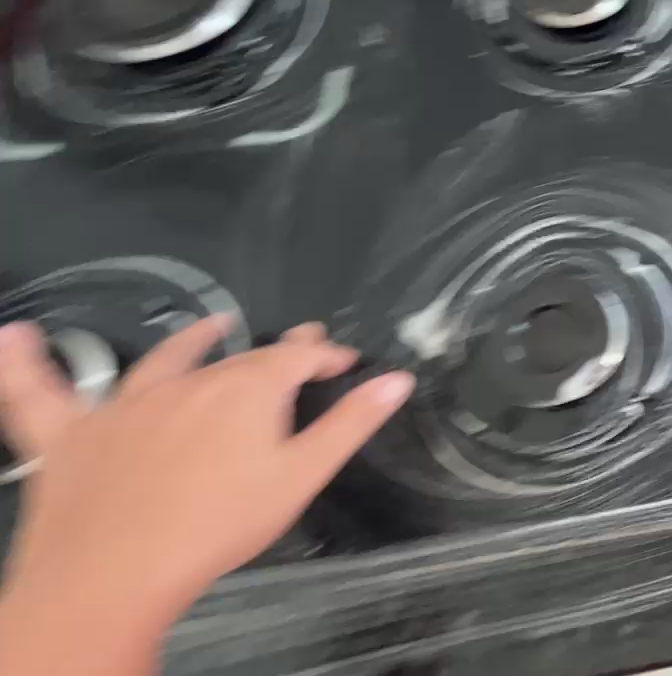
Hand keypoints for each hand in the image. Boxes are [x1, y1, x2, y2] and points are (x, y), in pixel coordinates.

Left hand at [0, 316, 413, 634]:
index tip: (347, 366)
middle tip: (303, 346)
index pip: (300, 356)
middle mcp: (190, 384)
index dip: (328, 356)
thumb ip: (352, 422)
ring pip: (163, 361)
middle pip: (242, 358)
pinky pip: (37, 394)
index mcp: (248, 390)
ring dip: (193, 338)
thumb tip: (398, 378)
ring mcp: (123, 407)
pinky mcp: (66, 438)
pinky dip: (21, 362)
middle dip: (280, 350)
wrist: (105, 584)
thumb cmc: (218, 526)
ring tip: (214, 324)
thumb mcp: (302, 475)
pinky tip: (14, 333)